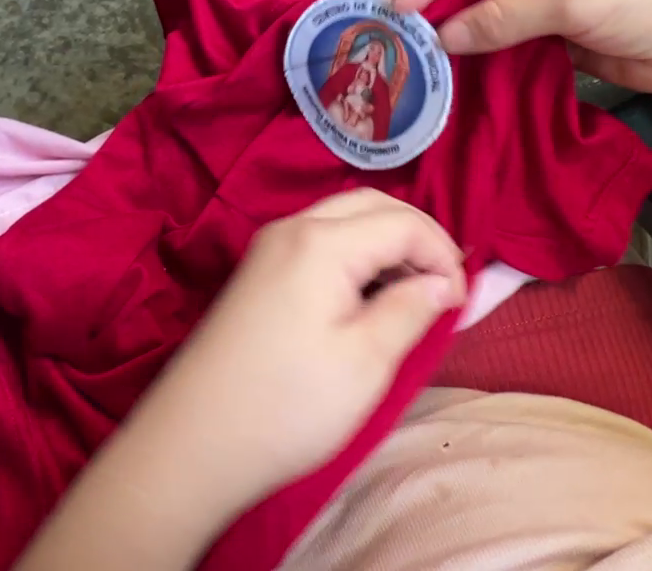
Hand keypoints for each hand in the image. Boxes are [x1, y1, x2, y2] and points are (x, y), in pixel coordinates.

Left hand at [127, 190, 466, 510]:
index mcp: (320, 242)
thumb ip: (410, 309)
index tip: (461, 301)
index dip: (441, 254)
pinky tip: (368, 295)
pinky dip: (356, 255)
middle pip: (371, 205)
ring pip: (344, 219)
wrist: (190, 446)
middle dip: (415, 236)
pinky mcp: (257, 272)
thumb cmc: (287, 406)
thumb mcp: (366, 363)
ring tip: (413, 291)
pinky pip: (320, 241)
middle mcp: (292, 228)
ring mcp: (269, 247)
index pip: (401, 222)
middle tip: (443, 284)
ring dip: (385, 242)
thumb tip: (441, 282)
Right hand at [393, 0, 651, 113]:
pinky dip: (482, 53)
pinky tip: (457, 70)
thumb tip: (440, 38)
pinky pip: (504, 38)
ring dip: (458, 32)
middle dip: (440, 4)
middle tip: (402, 36)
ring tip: (420, 57)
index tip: (400, 9)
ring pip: (485, 11)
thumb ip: (501, 17)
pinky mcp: (550, 31)